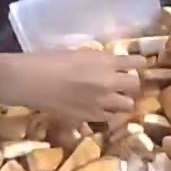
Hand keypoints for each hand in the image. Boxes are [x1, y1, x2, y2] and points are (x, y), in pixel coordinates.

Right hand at [2, 50, 140, 121]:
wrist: (32, 80)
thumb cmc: (51, 59)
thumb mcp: (81, 53)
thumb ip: (100, 61)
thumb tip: (111, 65)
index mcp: (107, 61)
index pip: (136, 62)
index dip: (138, 64)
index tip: (136, 65)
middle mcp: (110, 82)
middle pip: (135, 86)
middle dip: (131, 84)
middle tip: (122, 83)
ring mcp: (102, 102)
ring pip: (127, 105)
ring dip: (121, 100)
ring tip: (111, 98)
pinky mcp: (90, 117)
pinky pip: (108, 117)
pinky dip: (106, 113)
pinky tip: (98, 108)